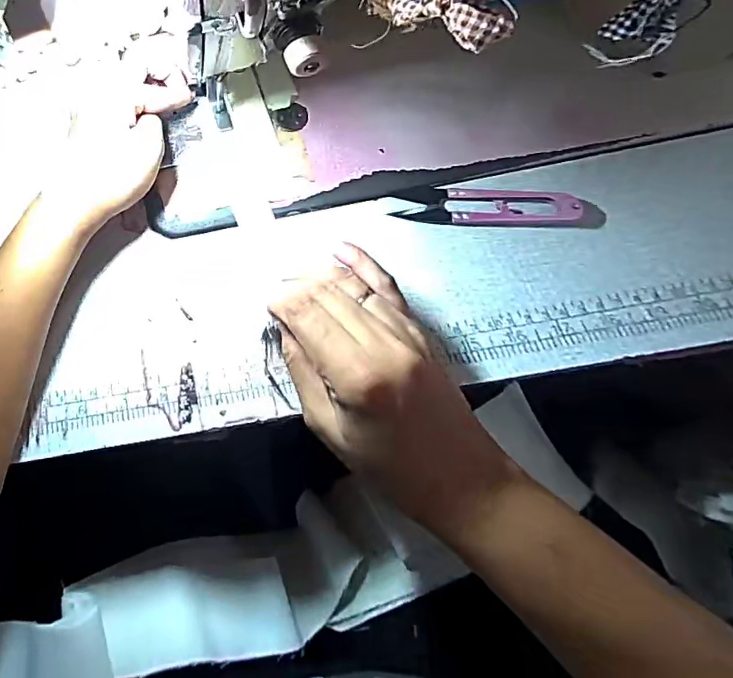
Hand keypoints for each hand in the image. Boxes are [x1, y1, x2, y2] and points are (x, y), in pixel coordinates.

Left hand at [36, 35, 192, 234]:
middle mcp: (95, 95)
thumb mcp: (150, 144)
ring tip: (160, 105)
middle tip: (175, 90)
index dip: (175, 84)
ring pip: (120, 85)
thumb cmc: (104, 179)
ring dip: (143, 91)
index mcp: (113, 91)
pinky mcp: (83, 127)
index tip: (184, 97)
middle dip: (157, 76)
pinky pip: (111, 105)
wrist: (74, 203)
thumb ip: (158, 118)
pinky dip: (129, 107)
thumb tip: (154, 115)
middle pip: (131, 69)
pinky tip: (139, 123)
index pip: (150, 69)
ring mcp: (85, 110)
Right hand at [269, 244, 521, 535]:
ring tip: (295, 279)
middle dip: (295, 287)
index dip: (280, 303)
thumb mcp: (329, 428)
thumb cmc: (392, 468)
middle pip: (326, 293)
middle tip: (276, 297)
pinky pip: (387, 288)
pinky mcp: (420, 333)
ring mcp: (407, 334)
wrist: (465, 482)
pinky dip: (363, 265)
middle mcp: (383, 345)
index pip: (306, 314)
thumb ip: (302, 372)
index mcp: (356, 375)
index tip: (267, 307)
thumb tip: (285, 330)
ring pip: (352, 285)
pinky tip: (343, 250)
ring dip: (319, 276)